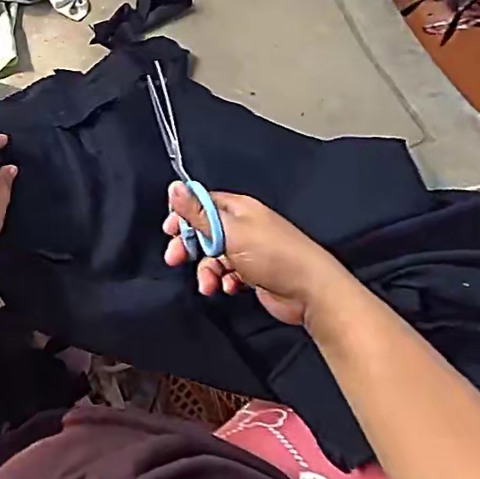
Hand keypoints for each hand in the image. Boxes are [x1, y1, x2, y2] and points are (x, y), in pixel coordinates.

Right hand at [163, 182, 356, 327]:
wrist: (309, 291)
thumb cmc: (275, 256)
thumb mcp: (229, 232)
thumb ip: (199, 213)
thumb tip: (175, 188)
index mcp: (238, 208)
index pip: (202, 203)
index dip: (184, 215)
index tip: (170, 229)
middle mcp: (243, 225)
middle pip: (204, 230)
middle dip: (189, 245)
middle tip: (176, 258)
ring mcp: (249, 249)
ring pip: (213, 256)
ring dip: (206, 270)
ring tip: (209, 283)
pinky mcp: (253, 271)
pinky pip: (227, 273)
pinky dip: (222, 281)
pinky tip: (227, 287)